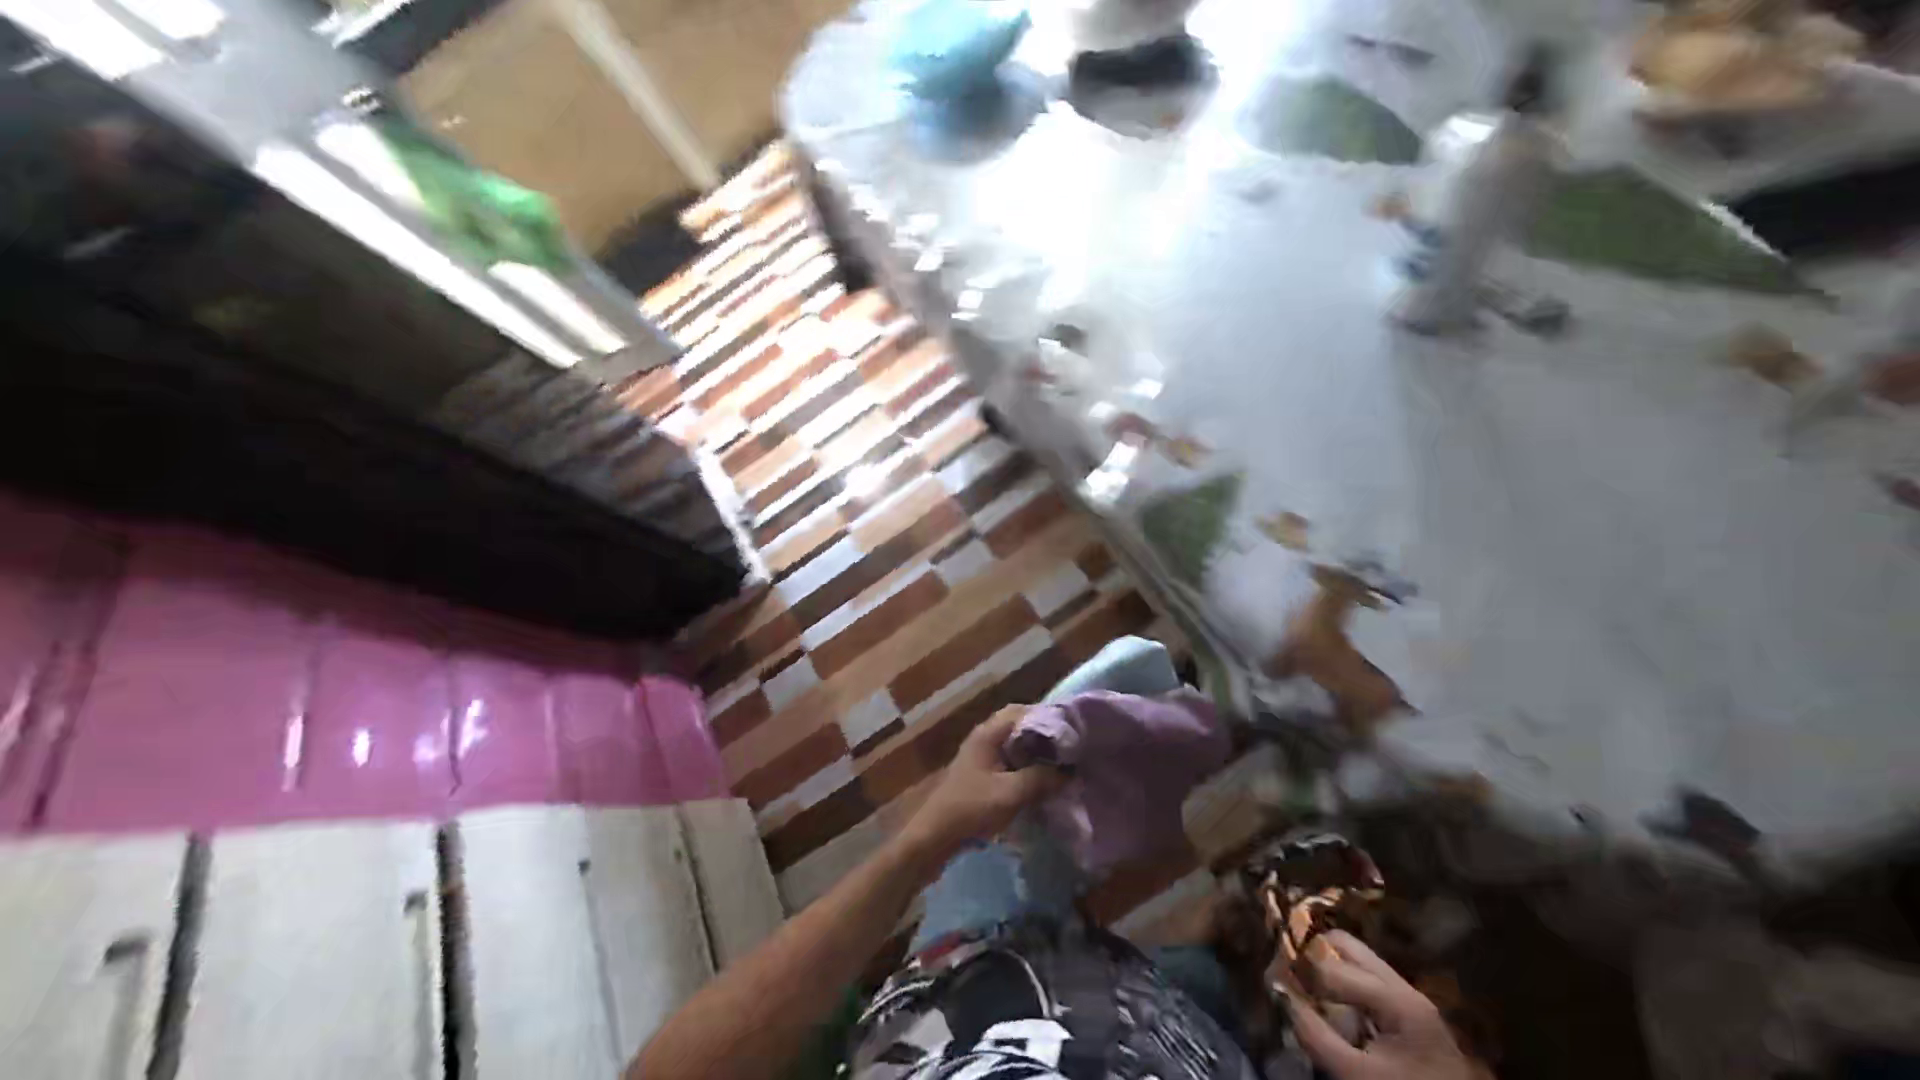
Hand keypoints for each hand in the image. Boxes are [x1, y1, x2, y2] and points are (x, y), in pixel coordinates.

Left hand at [895, 706, 1064, 865]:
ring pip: (1015, 744)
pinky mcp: (982, 774)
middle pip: (1020, 726)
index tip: (1073, 730)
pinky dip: (1027, 765)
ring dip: (1036, 752)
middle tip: (1071, 748)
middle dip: (1045, 735)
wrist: (935, 836)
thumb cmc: (971, 808)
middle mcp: (984, 738)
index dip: (1048, 717)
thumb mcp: (1011, 793)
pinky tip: (1043, 780)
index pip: (1022, 711)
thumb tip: (1071, 771)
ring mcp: (982, 756)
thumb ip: (1042, 778)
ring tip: (1062, 763)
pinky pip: (1010, 760)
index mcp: (988, 733)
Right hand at [1287, 931, 1477, 1079]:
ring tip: (1305, 983)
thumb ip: (1317, 1036)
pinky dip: (1342, 978)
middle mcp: (1403, 986)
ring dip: (1326, 962)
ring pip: (1356, 956)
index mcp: (1396, 999)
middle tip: (1288, 972)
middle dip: (1311, 953)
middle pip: (1345, 944)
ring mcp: (1408, 995)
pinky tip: (1329, 1000)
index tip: (1271, 977)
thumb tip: (1281, 997)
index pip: (1331, 968)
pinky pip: (1366, 976)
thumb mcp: (1357, 1076)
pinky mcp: (1409, 1010)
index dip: (1297, 971)